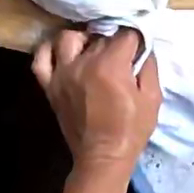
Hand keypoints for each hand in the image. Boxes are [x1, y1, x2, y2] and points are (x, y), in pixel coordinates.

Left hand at [31, 28, 160, 176]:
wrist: (102, 158)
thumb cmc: (131, 129)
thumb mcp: (152, 97)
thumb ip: (149, 66)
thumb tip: (143, 48)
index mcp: (111, 65)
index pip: (126, 34)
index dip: (136, 40)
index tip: (139, 51)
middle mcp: (83, 63)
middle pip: (100, 36)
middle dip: (114, 42)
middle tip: (122, 56)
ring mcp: (62, 73)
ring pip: (68, 38)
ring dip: (83, 39)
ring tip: (92, 49)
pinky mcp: (50, 86)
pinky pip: (41, 59)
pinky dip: (49, 51)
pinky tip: (64, 54)